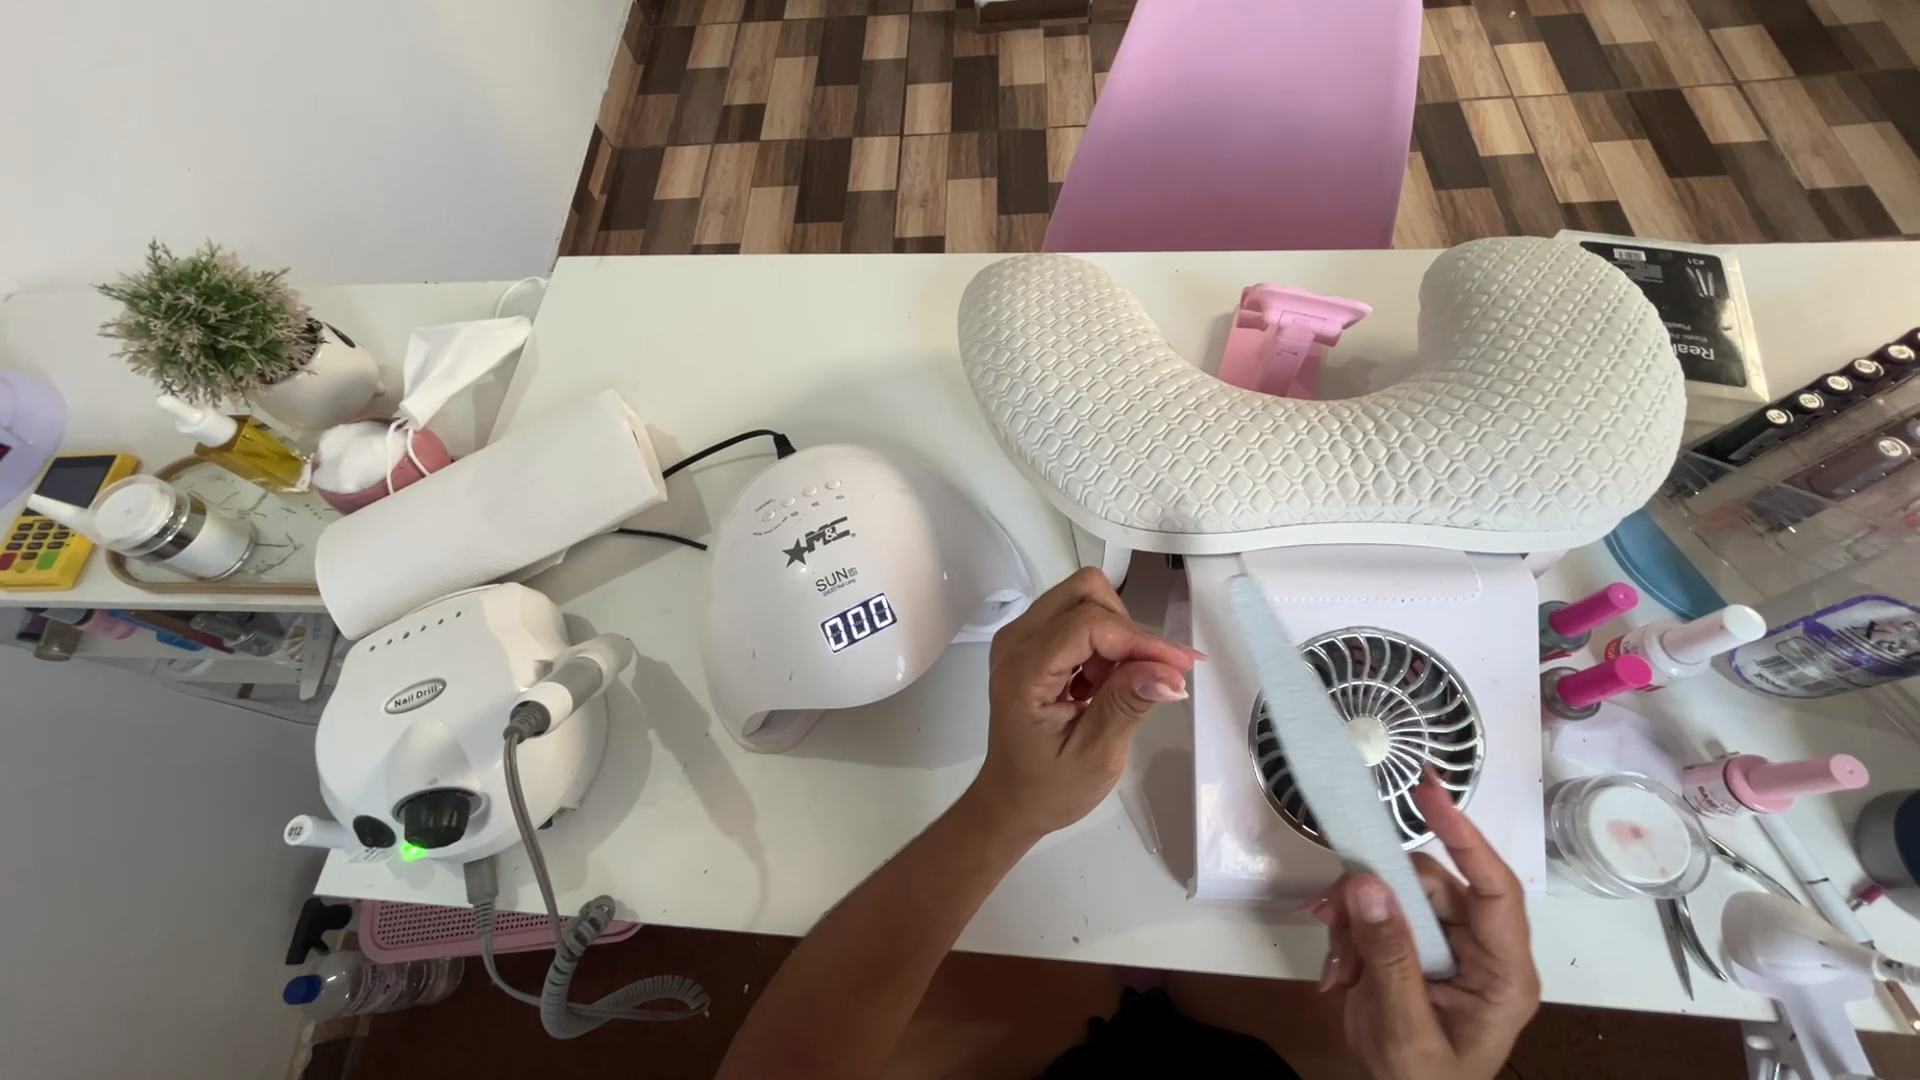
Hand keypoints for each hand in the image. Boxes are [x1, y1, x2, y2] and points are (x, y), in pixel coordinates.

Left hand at [963, 567, 1198, 841]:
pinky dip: (1103, 638)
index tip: (1179, 668)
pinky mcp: (1032, 639)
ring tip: (1115, 684)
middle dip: (1125, 628)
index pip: (1087, 624)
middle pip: (1084, 591)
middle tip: (1140, 677)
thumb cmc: (1050, 787)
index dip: (1139, 640)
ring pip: (1083, 596)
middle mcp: (1016, 640)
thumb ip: (1127, 705)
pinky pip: (1077, 613)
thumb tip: (1169, 671)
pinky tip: (1102, 681)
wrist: (1012, 797)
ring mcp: (1020, 635)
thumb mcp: (1094, 757)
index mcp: (1023, 672)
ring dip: (1115, 633)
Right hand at [1310, 777, 1539, 1079]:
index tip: (1430, 794)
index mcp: (1502, 973)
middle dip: (1374, 891)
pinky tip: (1337, 969)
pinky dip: (1345, 931)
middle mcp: (1477, 947)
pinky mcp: (1409, 943)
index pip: (1496, 890)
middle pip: (1429, 883)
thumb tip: (1367, 882)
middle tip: (1330, 909)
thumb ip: (1388, 956)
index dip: (1467, 838)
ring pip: (1392, 890)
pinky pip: (1371, 909)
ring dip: (1352, 917)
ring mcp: (1442, 944)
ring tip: (1336, 961)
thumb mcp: (1403, 1027)